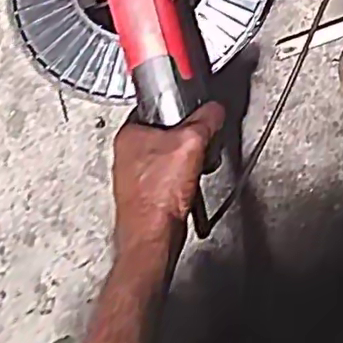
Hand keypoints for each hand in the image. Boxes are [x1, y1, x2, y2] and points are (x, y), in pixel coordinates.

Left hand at [110, 101, 224, 252]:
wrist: (154, 238)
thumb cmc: (158, 197)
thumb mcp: (193, 141)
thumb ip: (207, 118)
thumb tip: (214, 110)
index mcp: (130, 134)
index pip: (160, 104)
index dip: (182, 105)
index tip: (195, 108)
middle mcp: (128, 152)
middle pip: (169, 129)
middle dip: (190, 135)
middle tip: (199, 141)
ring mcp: (137, 173)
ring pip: (172, 151)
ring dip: (189, 155)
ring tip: (196, 164)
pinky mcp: (147, 191)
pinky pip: (171, 171)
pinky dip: (184, 173)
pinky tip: (190, 181)